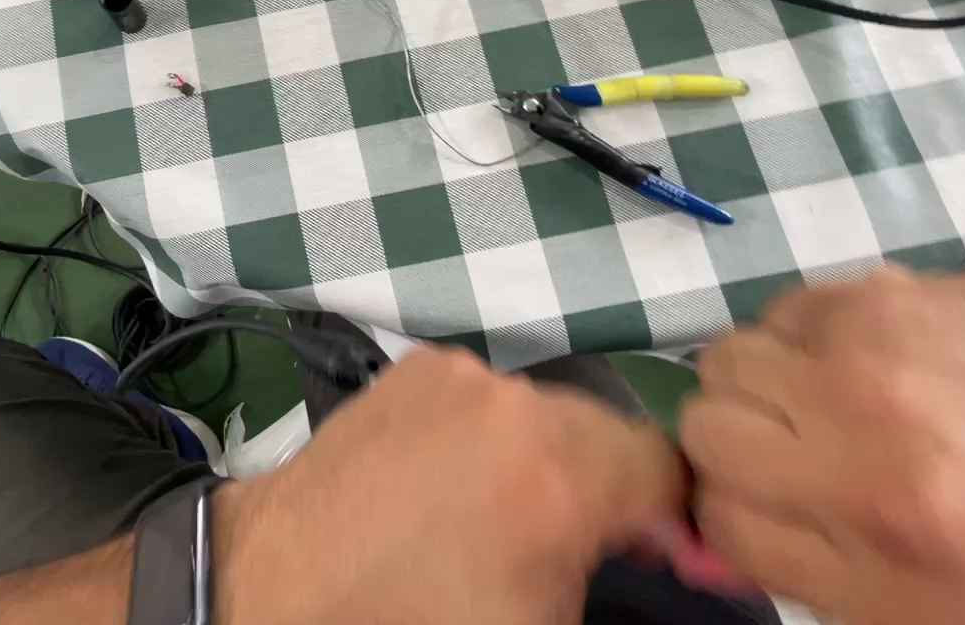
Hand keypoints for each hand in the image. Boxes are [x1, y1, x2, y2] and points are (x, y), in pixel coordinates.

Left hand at [214, 344, 687, 624]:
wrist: (287, 578)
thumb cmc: (419, 618)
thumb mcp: (541, 617)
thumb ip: (605, 565)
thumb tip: (653, 537)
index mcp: (558, 471)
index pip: (665, 464)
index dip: (677, 513)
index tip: (666, 551)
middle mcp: (512, 399)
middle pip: (603, 430)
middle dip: (606, 482)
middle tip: (575, 536)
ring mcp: (456, 371)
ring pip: (541, 409)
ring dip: (543, 452)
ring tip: (501, 505)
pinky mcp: (412, 364)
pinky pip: (482, 395)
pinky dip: (488, 428)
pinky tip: (453, 472)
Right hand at [682, 268, 964, 624]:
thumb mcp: (962, 610)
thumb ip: (817, 572)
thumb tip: (693, 539)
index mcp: (893, 582)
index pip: (722, 522)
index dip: (737, 502)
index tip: (774, 490)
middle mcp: (863, 481)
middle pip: (705, 431)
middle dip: (739, 433)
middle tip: (801, 434)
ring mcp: (861, 381)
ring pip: (723, 360)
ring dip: (763, 375)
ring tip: (836, 387)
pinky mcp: (871, 303)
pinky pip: (775, 312)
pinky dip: (804, 332)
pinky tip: (870, 350)